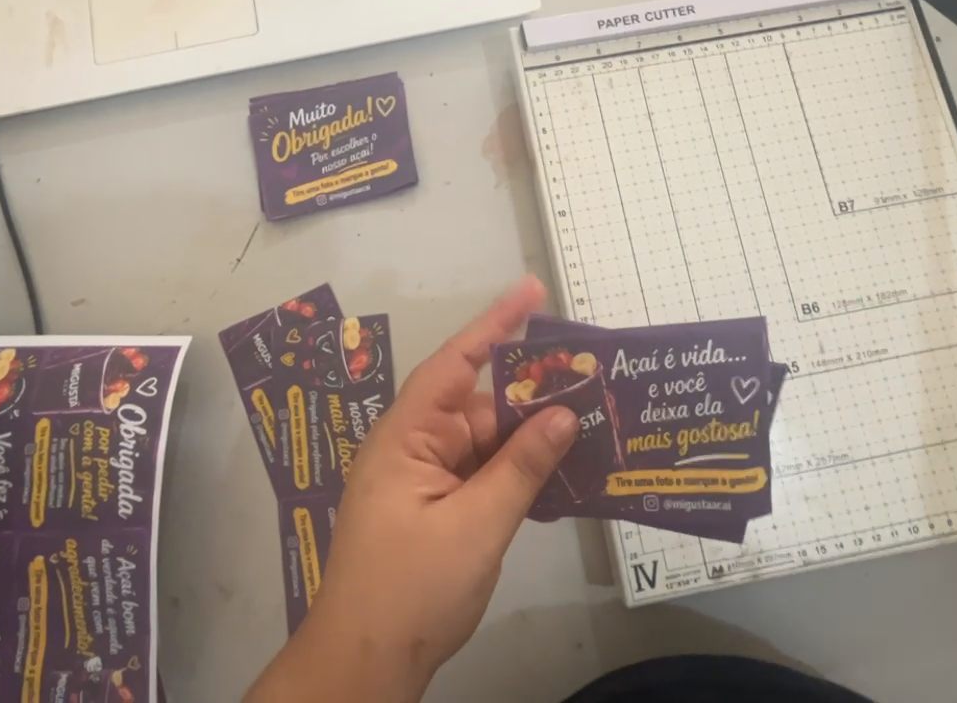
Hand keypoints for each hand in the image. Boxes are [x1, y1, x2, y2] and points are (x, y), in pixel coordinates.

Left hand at [244, 277, 577, 702]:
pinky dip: (517, 474)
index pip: (456, 362)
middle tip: (591, 386)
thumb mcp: (476, 526)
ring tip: (590, 431)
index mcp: (408, 434)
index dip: (495, 323)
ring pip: (488, 443)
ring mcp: (425, 478)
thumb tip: (563, 415)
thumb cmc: (410, 589)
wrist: (364, 665)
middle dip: (532, 399)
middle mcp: (415, 445)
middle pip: (482, 406)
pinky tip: (560, 477)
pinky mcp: (437, 507)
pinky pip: (483, 474)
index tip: (532, 290)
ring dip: (530, 442)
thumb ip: (521, 467)